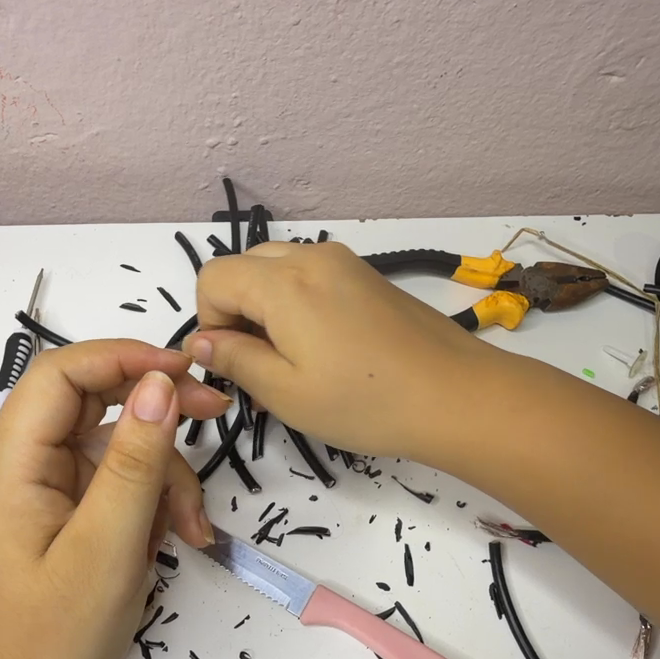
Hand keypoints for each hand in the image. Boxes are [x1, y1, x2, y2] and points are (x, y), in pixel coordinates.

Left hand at [0, 340, 229, 658]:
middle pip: (95, 402)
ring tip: (193, 529)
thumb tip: (159, 384)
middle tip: (216, 413)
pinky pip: (123, 484)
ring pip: (121, 446)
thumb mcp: (106, 550)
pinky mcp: (75, 514)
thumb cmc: (55, 640)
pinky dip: (157, 503)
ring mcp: (53, 491)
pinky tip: (178, 540)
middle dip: (157, 409)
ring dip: (167, 476)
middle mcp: (28, 466)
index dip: (121, 357)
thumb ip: (133, 463)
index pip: (60, 375)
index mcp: (14, 466)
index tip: (183, 370)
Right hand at [183, 241, 502, 461]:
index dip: (209, 321)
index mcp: (284, 282)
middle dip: (237, 313)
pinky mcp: (368, 277)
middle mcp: (312, 257)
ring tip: (293, 363)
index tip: (234, 363)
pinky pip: (312, 278)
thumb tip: (202, 340)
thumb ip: (235, 359)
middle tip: (261, 367)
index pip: (214, 277)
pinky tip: (326, 352)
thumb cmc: (365, 401)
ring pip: (278, 271)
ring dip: (268, 310)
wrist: (457, 395)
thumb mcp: (286, 392)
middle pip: (245, 267)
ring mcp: (345, 263)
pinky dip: (299, 306)